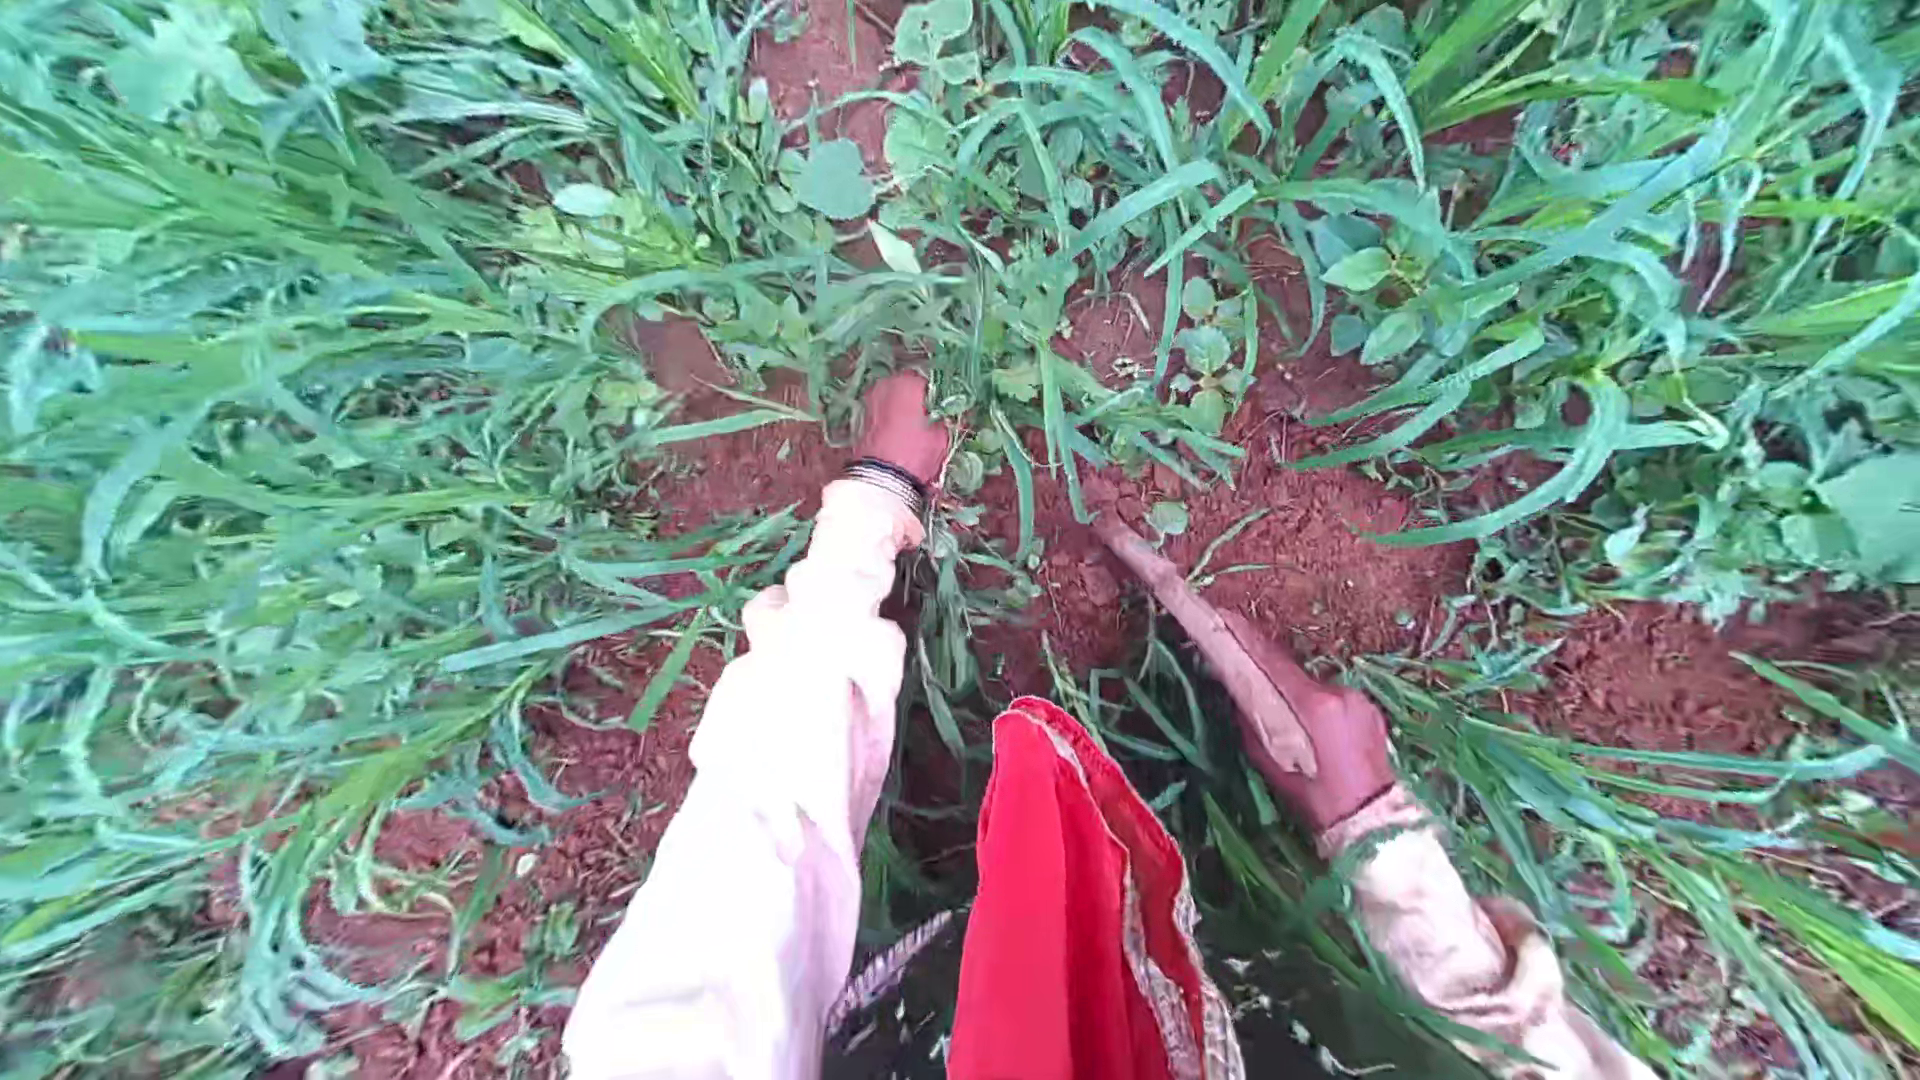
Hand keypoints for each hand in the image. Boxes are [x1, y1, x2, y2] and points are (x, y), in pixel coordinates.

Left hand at [856, 371, 947, 485]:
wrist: (883, 480)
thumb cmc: (916, 453)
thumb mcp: (942, 435)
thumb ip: (944, 418)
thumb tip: (944, 416)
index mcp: (908, 382)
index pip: (928, 382)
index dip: (936, 398)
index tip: (942, 411)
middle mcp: (885, 385)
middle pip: (905, 388)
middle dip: (915, 401)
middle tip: (927, 420)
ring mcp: (868, 402)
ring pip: (890, 401)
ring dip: (900, 411)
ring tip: (911, 431)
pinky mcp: (857, 420)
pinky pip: (880, 415)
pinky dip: (887, 422)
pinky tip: (897, 437)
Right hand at [1219, 612, 1395, 833]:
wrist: (1373, 821)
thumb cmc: (1312, 795)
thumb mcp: (1266, 757)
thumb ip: (1250, 715)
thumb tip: (1233, 684)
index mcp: (1313, 703)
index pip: (1270, 658)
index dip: (1244, 636)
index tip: (1223, 617)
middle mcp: (1338, 690)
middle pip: (1289, 666)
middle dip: (1262, 662)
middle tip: (1238, 656)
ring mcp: (1356, 697)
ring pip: (1309, 681)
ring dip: (1289, 686)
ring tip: (1276, 705)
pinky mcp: (1368, 707)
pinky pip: (1328, 694)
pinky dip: (1311, 701)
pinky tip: (1306, 722)